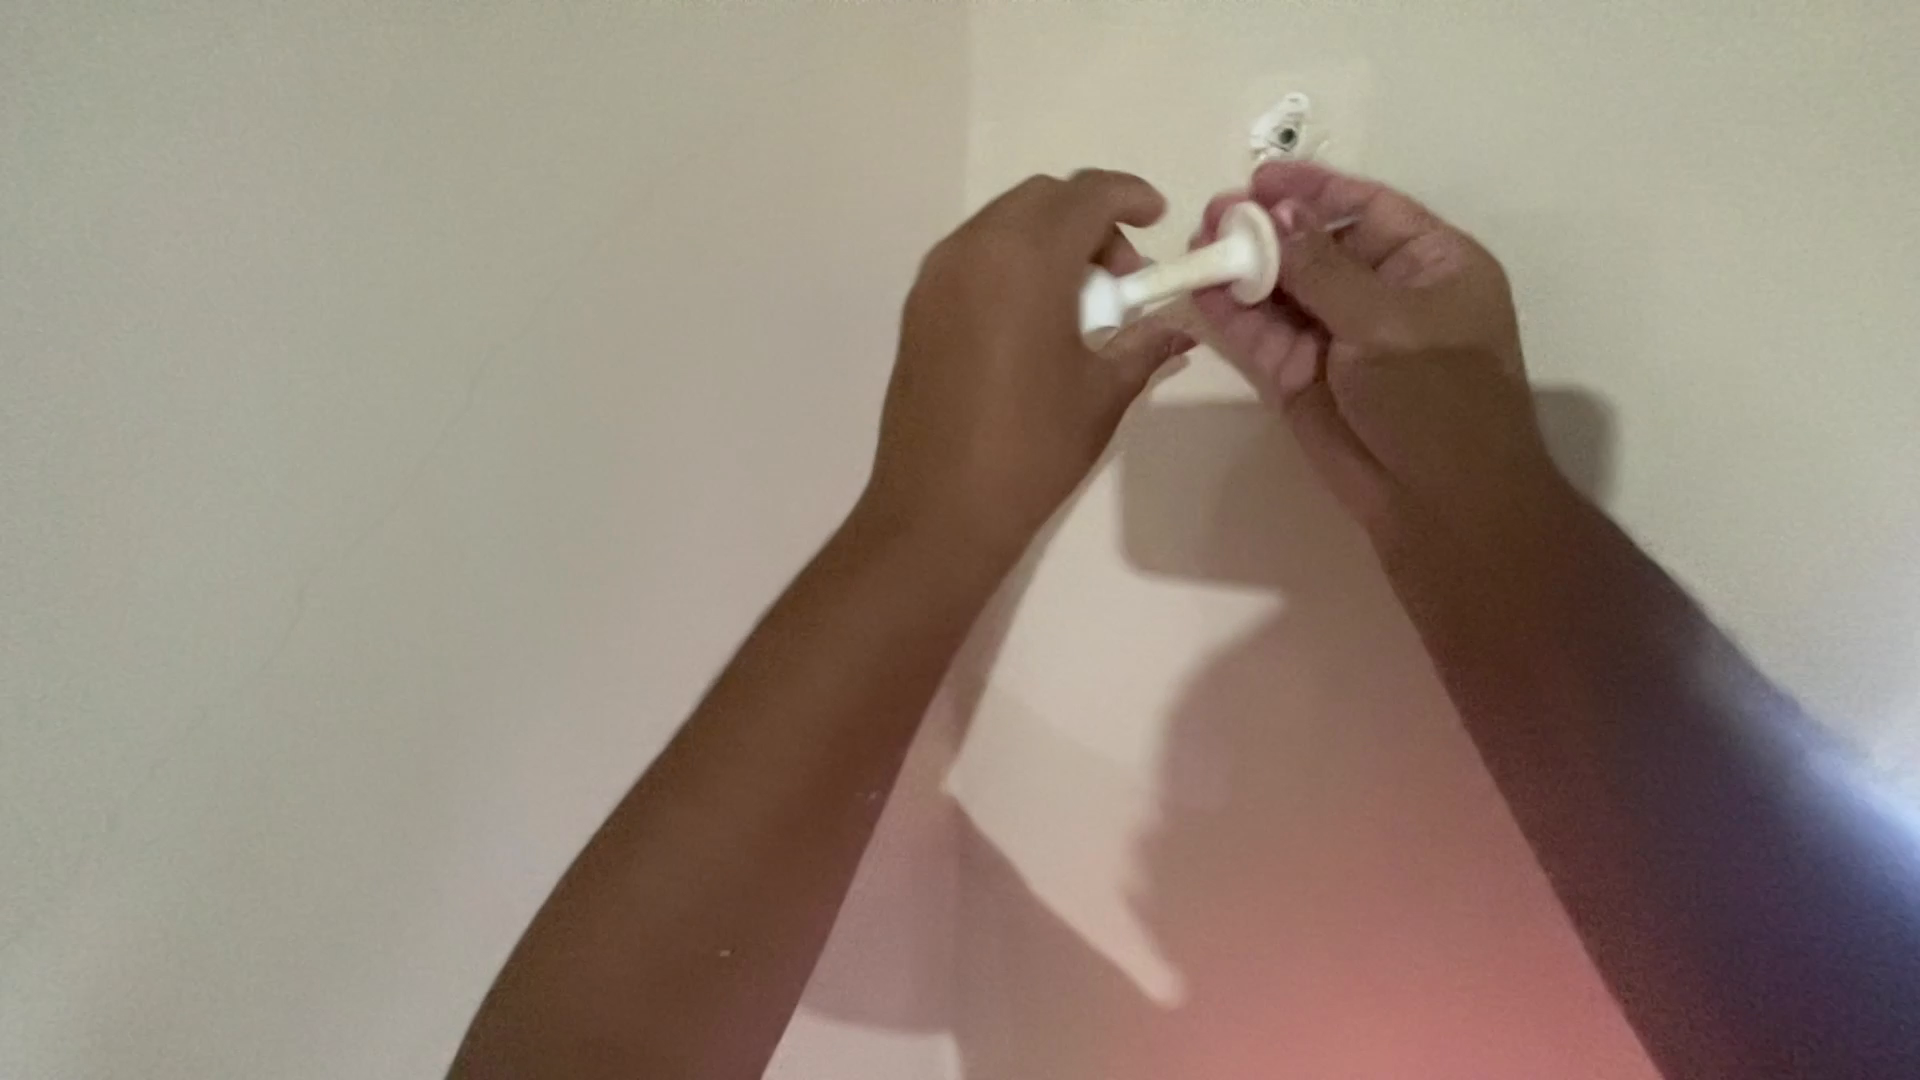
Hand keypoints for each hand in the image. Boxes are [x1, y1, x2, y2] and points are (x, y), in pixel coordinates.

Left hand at [862, 170, 1193, 560]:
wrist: (940, 508)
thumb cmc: (1031, 450)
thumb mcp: (1101, 395)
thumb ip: (1143, 346)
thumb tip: (1178, 329)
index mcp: (1026, 260)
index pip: (1086, 194)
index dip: (1129, 195)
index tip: (1157, 218)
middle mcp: (972, 251)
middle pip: (1040, 201)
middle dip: (1089, 221)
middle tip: (1118, 279)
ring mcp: (934, 280)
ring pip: (1000, 226)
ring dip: (1045, 242)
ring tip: (1074, 304)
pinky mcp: (915, 311)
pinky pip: (970, 260)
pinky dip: (1007, 266)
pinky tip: (1027, 322)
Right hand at [1190, 162, 1557, 543]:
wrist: (1431, 495)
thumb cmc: (1435, 396)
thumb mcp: (1387, 321)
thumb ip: (1323, 269)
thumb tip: (1275, 214)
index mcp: (1426, 264)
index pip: (1366, 211)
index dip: (1314, 191)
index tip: (1260, 177)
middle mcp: (1377, 294)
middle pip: (1313, 248)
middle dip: (1265, 230)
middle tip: (1213, 216)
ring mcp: (1333, 338)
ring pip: (1280, 292)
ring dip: (1241, 270)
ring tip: (1197, 247)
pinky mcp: (1296, 376)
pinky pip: (1260, 336)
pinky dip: (1231, 316)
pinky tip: (1201, 291)